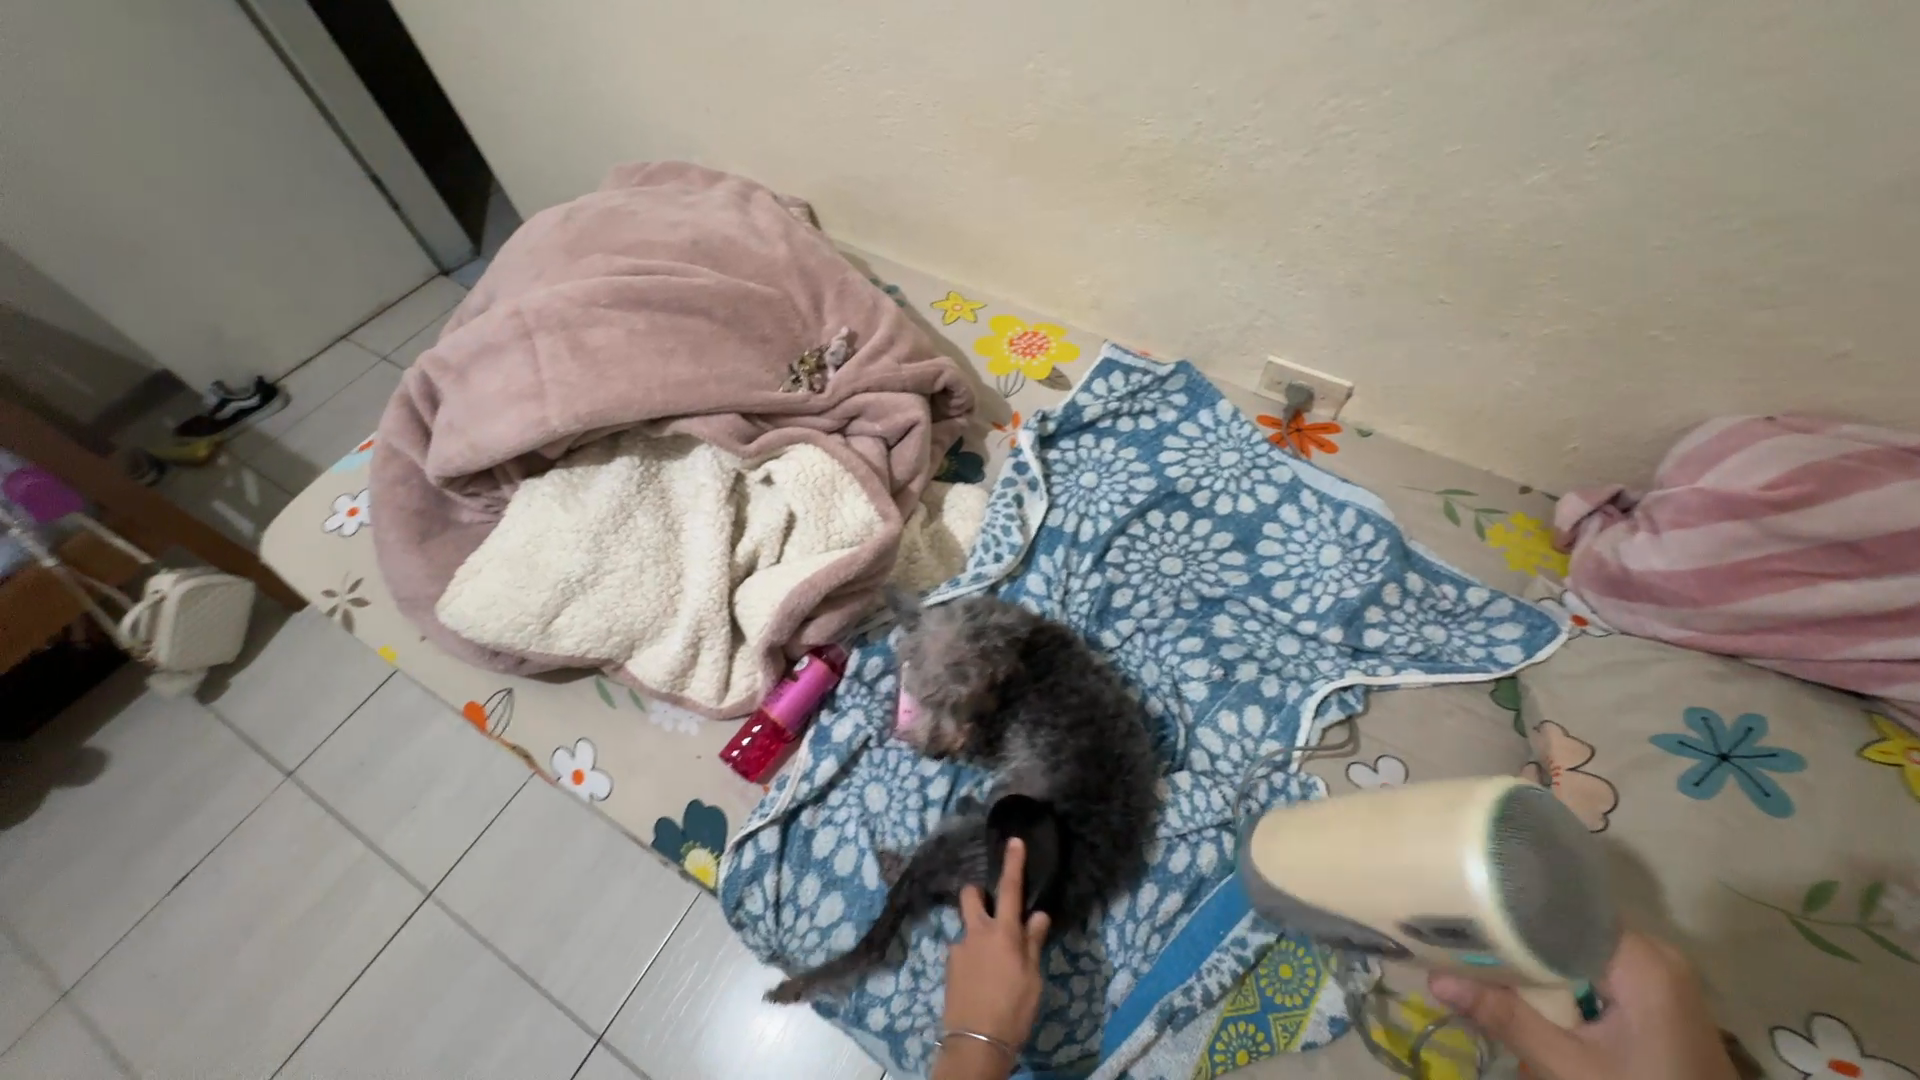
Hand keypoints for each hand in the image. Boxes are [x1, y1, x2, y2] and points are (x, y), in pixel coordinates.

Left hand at [936, 839, 1051, 1075]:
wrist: (975, 1042)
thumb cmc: (1013, 1009)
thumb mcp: (1033, 978)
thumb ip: (1033, 943)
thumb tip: (1038, 915)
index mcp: (1002, 932)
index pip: (1009, 889)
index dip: (1013, 864)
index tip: (1013, 841)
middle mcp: (976, 932)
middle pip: (970, 895)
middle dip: (977, 893)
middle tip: (990, 908)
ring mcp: (958, 949)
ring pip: (967, 928)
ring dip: (977, 935)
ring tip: (991, 965)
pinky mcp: (948, 967)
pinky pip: (962, 952)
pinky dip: (971, 958)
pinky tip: (980, 981)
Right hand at [1428, 931, 1739, 1079]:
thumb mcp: (1574, 1069)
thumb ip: (1508, 1020)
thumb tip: (1434, 979)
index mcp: (1640, 959)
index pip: (1558, 907)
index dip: (1506, 905)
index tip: (1459, 903)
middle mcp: (1653, 951)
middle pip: (1564, 921)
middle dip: (1511, 928)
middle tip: (1455, 925)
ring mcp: (1658, 970)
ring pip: (1575, 940)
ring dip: (1531, 949)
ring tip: (1476, 945)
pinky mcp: (1655, 990)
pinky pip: (1592, 959)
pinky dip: (1556, 967)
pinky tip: (1521, 976)